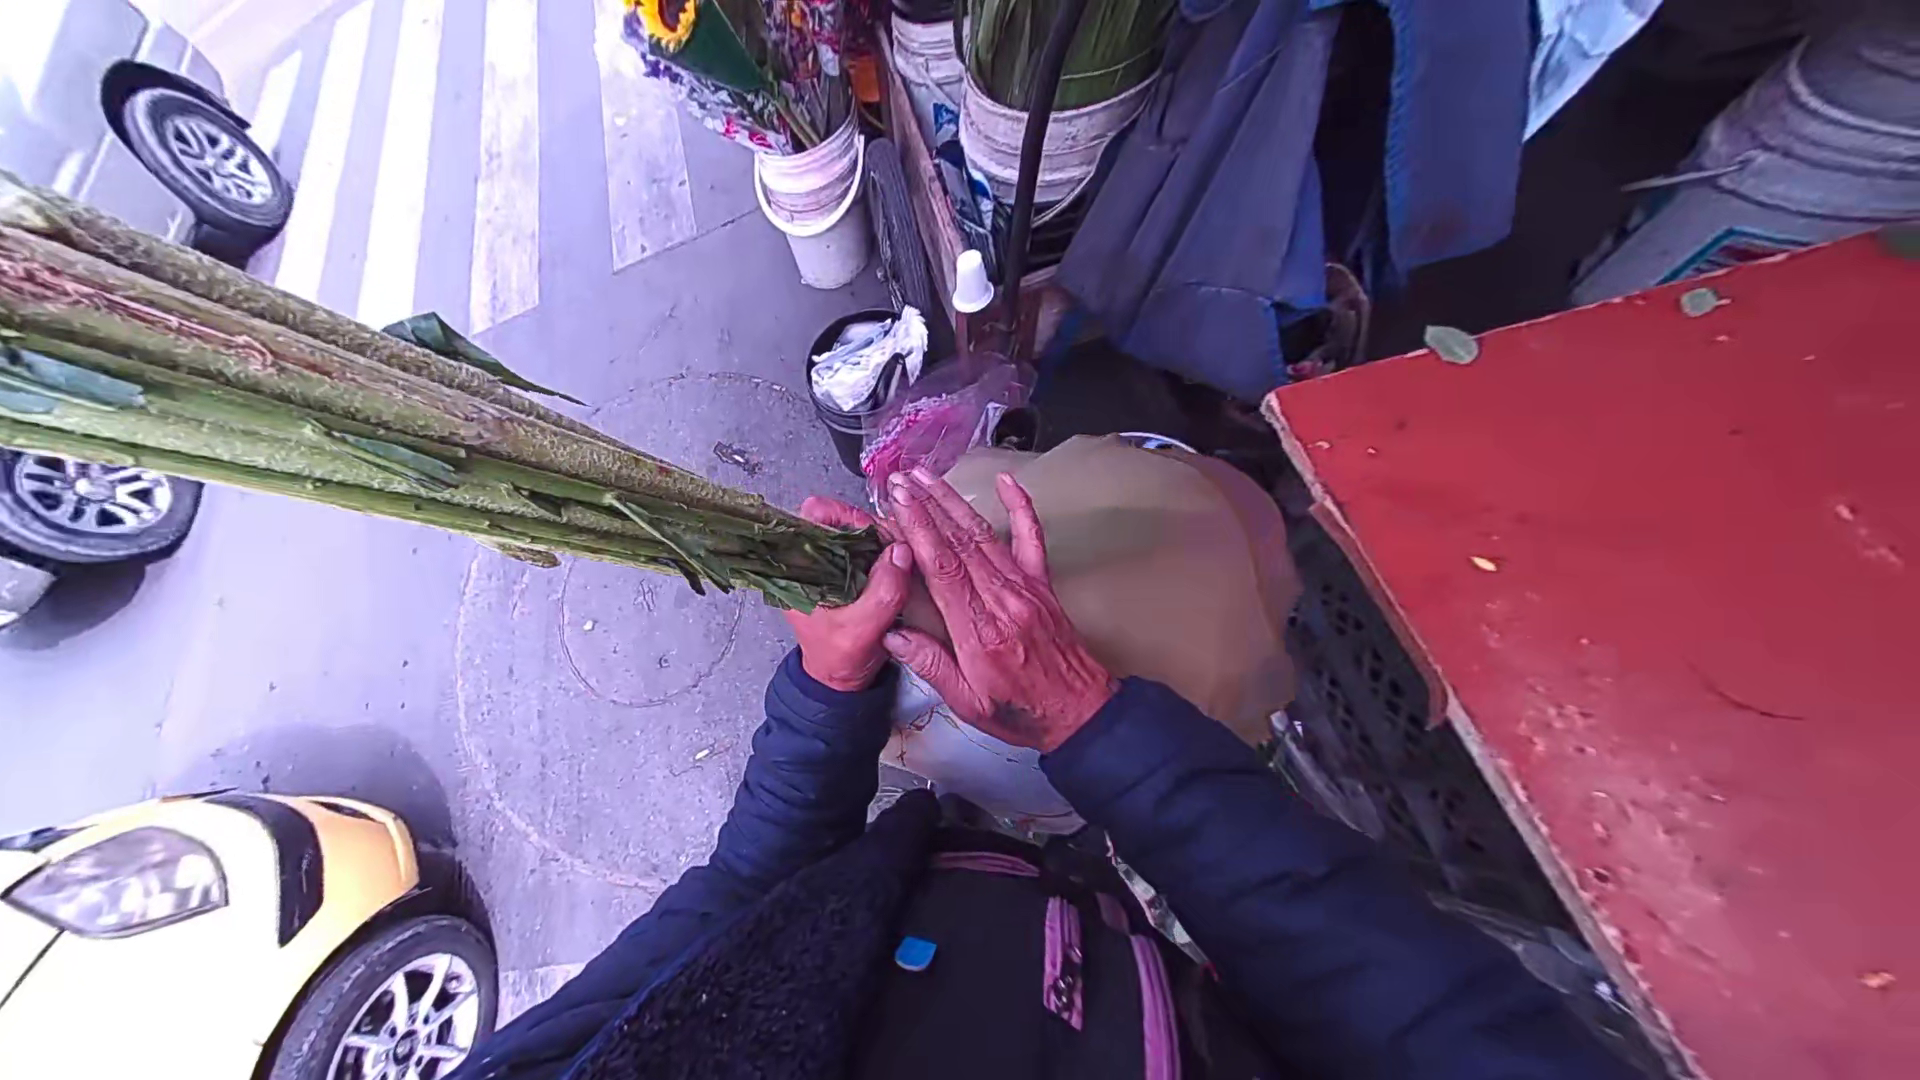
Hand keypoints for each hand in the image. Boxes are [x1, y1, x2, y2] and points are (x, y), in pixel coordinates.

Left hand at [782, 497, 913, 691]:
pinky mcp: (850, 572)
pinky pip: (871, 548)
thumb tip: (900, 553)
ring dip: (883, 540)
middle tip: (894, 545)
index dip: (842, 515)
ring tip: (900, 555)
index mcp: (798, 569)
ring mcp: (832, 565)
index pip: (813, 516)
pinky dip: (888, 551)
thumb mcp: (862, 630)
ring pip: (859, 532)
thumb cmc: (839, 659)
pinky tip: (900, 563)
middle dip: (871, 528)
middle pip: (841, 519)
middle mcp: (812, 561)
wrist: (842, 680)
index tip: (870, 530)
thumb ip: (882, 594)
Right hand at [881, 468, 1116, 751]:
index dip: (918, 528)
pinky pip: (1032, 537)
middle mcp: (1003, 599)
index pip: (942, 567)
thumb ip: (930, 665)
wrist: (1080, 710)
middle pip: (959, 542)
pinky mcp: (1042, 583)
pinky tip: (1008, 481)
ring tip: (928, 476)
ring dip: (953, 501)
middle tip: (900, 479)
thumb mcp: (968, 702)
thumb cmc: (1022, 710)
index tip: (899, 501)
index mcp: (979, 630)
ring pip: (984, 533)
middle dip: (927, 505)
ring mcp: (1025, 586)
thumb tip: (892, 635)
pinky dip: (1021, 506)